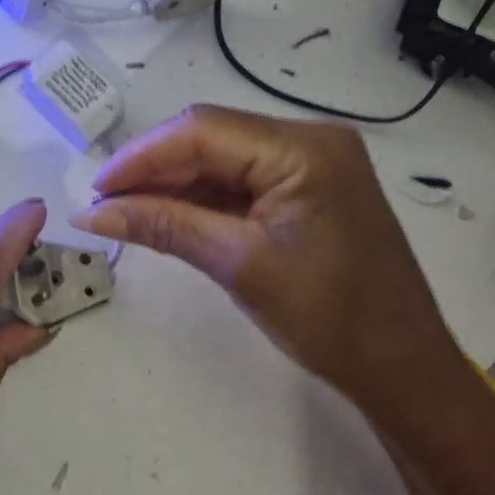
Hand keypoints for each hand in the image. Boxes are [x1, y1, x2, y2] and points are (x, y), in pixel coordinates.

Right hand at [69, 105, 463, 405]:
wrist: (401, 364)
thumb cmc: (328, 318)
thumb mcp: (238, 266)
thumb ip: (165, 225)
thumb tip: (93, 213)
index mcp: (303, 150)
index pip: (203, 130)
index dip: (141, 156)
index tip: (96, 191)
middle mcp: (311, 139)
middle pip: (212, 137)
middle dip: (155, 169)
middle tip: (106, 206)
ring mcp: (314, 161)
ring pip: (224, 157)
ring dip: (176, 183)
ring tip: (127, 212)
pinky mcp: (311, 186)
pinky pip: (245, 178)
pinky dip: (205, 197)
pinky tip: (169, 215)